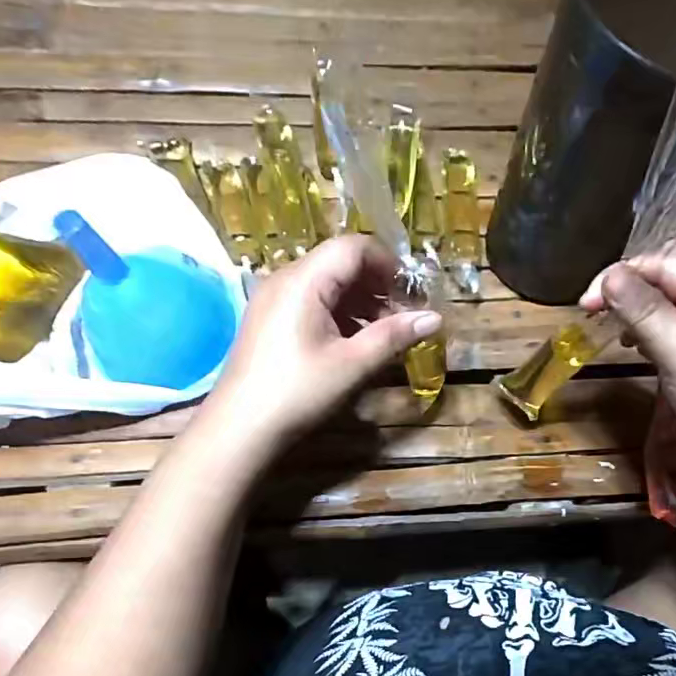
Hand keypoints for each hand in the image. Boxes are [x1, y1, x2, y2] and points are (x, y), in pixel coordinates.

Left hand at [198, 236, 441, 461]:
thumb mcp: (352, 364)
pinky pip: (307, 301)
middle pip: (338, 263)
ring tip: (380, 334)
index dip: (388, 265)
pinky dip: (334, 313)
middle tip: (401, 317)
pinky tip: (350, 342)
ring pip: (323, 283)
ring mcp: (270, 298)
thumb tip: (435, 318)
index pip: (354, 247)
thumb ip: (393, 336)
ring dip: (357, 302)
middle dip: (375, 285)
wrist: (239, 428)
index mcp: (304, 280)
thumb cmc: (298, 392)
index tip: (411, 295)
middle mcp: (283, 279)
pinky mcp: (265, 319)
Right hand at [582, 247, 675, 467]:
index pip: (667, 261)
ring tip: (613, 328)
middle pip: (672, 271)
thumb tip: (608, 276)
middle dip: (631, 284)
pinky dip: (650, 327)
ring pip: (672, 297)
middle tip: (594, 310)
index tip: (584, 305)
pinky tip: (636, 345)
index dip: (622, 275)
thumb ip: (645, 311)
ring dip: (638, 306)